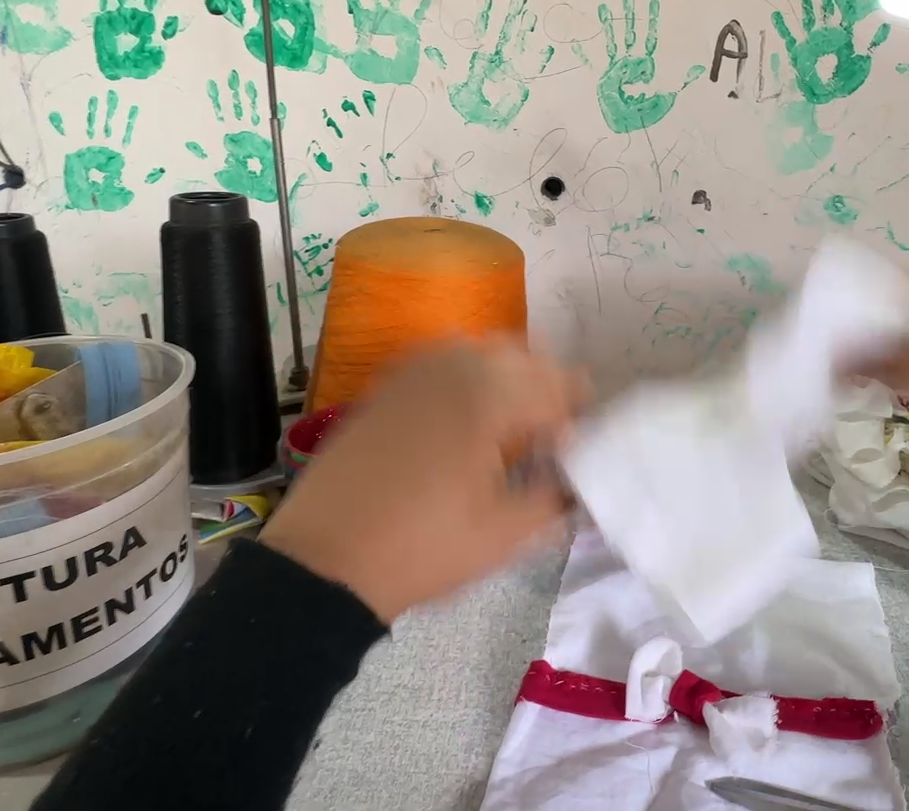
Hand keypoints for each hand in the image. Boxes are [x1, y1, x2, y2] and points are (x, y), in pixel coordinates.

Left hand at [261, 339, 586, 621]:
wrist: (325, 560)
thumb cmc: (421, 550)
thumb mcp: (501, 537)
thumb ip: (553, 501)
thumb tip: (579, 482)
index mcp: (487, 402)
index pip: (553, 387)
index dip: (577, 409)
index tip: (583, 435)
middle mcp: (452, 373)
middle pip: (519, 355)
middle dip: (546, 382)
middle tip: (555, 423)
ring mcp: (413, 376)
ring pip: (478, 349)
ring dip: (508, 371)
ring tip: (514, 412)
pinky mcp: (386, 389)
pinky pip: (438, 360)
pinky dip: (465, 371)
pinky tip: (465, 406)